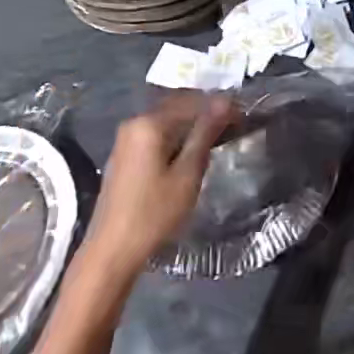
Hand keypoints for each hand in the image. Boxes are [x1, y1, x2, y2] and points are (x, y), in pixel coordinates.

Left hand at [78, 95, 236, 281]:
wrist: (111, 253)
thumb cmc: (154, 213)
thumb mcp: (187, 174)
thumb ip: (206, 133)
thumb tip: (225, 101)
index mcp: (149, 123)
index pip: (193, 103)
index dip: (221, 108)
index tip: (242, 118)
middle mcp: (134, 123)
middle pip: (178, 108)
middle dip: (206, 115)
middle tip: (234, 128)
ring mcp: (126, 140)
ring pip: (168, 123)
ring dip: (192, 128)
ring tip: (217, 140)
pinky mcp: (124, 156)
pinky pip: (156, 136)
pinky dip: (176, 139)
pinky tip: (191, 154)